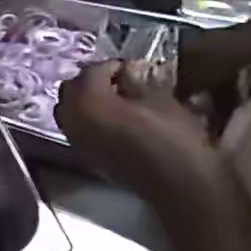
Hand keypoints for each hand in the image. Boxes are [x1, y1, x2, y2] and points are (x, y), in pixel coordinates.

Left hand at [55, 61, 220, 198]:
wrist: (181, 185)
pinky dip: (88, 118)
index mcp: (87, 101)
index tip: (134, 67)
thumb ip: (136, 80)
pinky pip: (77, 128)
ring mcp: (75, 140)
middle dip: (92, 81)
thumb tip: (129, 69)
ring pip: (70, 110)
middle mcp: (72, 119)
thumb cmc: (173, 137)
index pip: (91, 71)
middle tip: (120, 81)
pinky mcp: (85, 156)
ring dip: (87, 100)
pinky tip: (114, 120)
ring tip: (117, 100)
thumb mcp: (159, 100)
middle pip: (72, 89)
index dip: (113, 66)